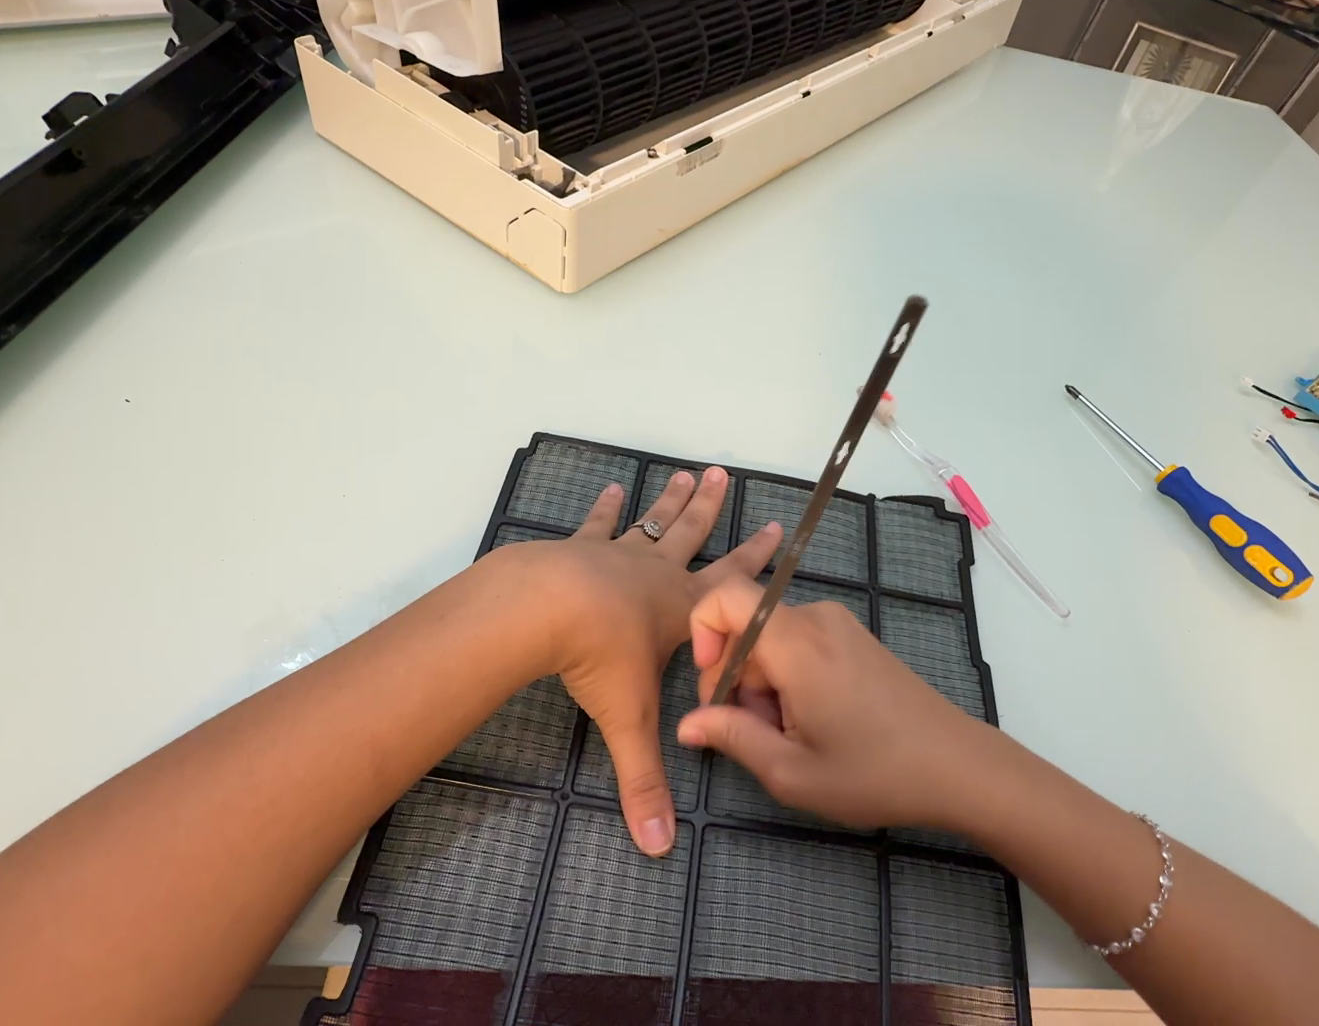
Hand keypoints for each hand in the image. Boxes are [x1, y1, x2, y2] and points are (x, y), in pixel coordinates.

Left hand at [530, 467, 780, 856]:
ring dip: (670, 500)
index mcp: (681, 610)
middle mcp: (656, 574)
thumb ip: (645, 782)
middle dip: (711, 509)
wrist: (543, 610)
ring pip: (653, 523)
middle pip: (693, 537)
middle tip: (721, 475)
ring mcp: (618, 555)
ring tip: (683, 472)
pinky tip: (611, 489)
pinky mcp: (579, 548)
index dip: (755, 560)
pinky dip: (606, 508)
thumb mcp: (629, 721)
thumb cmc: (599, 659)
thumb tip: (658, 846)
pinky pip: (597, 524)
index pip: (731, 586)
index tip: (775, 529)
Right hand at [675, 577, 989, 831]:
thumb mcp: (791, 771)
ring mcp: (840, 625)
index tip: (712, 685)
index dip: (701, 630)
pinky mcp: (854, 637)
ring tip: (791, 736)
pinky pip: (798, 643)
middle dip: (735, 677)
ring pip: (770, 639)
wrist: (958, 766)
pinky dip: (788, 677)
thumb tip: (687, 723)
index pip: (727, 595)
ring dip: (763, 683)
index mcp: (797, 641)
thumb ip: (732, 737)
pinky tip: (812, 721)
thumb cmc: (874, 773)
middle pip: (746, 626)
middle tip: (756, 733)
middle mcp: (817, 617)